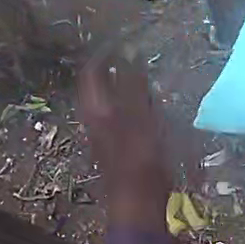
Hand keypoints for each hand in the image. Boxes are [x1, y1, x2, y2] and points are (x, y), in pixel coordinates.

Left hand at [77, 48, 175, 231]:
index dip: (105, 54)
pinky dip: (135, 106)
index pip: (91, 70)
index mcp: (94, 108)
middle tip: (139, 59)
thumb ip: (133, 83)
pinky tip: (152, 108)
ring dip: (127, 88)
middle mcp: (94, 119)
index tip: (125, 42)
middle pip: (100, 86)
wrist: (139, 201)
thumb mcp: (138, 114)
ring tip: (149, 80)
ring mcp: (104, 134)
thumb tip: (130, 52)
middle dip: (117, 70)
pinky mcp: (117, 147)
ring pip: (111, 101)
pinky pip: (123, 117)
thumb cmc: (139, 156)